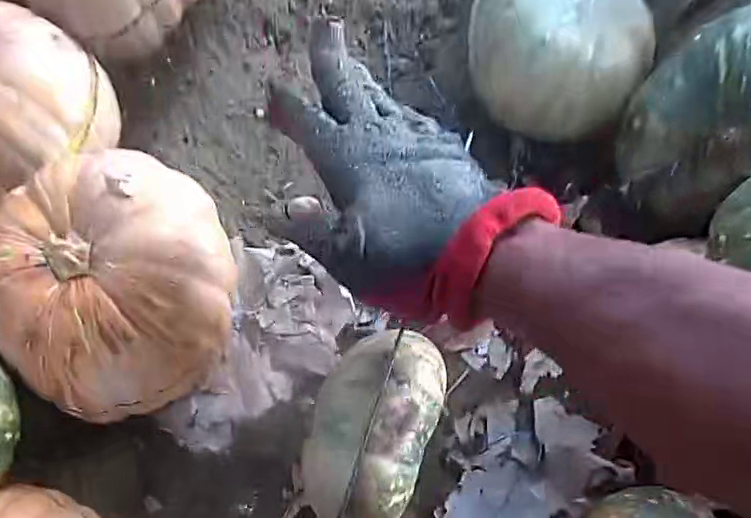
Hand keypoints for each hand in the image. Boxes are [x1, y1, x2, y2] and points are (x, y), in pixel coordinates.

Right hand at [266, 20, 499, 316]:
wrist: (478, 250)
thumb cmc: (404, 257)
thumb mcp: (346, 256)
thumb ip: (309, 232)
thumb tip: (275, 212)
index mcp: (346, 157)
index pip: (307, 121)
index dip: (287, 107)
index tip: (272, 94)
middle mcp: (377, 135)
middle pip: (347, 86)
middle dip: (330, 57)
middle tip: (324, 28)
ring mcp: (413, 137)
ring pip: (380, 99)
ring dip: (362, 83)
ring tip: (353, 70)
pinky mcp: (443, 148)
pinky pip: (411, 119)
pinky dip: (396, 112)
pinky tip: (398, 116)